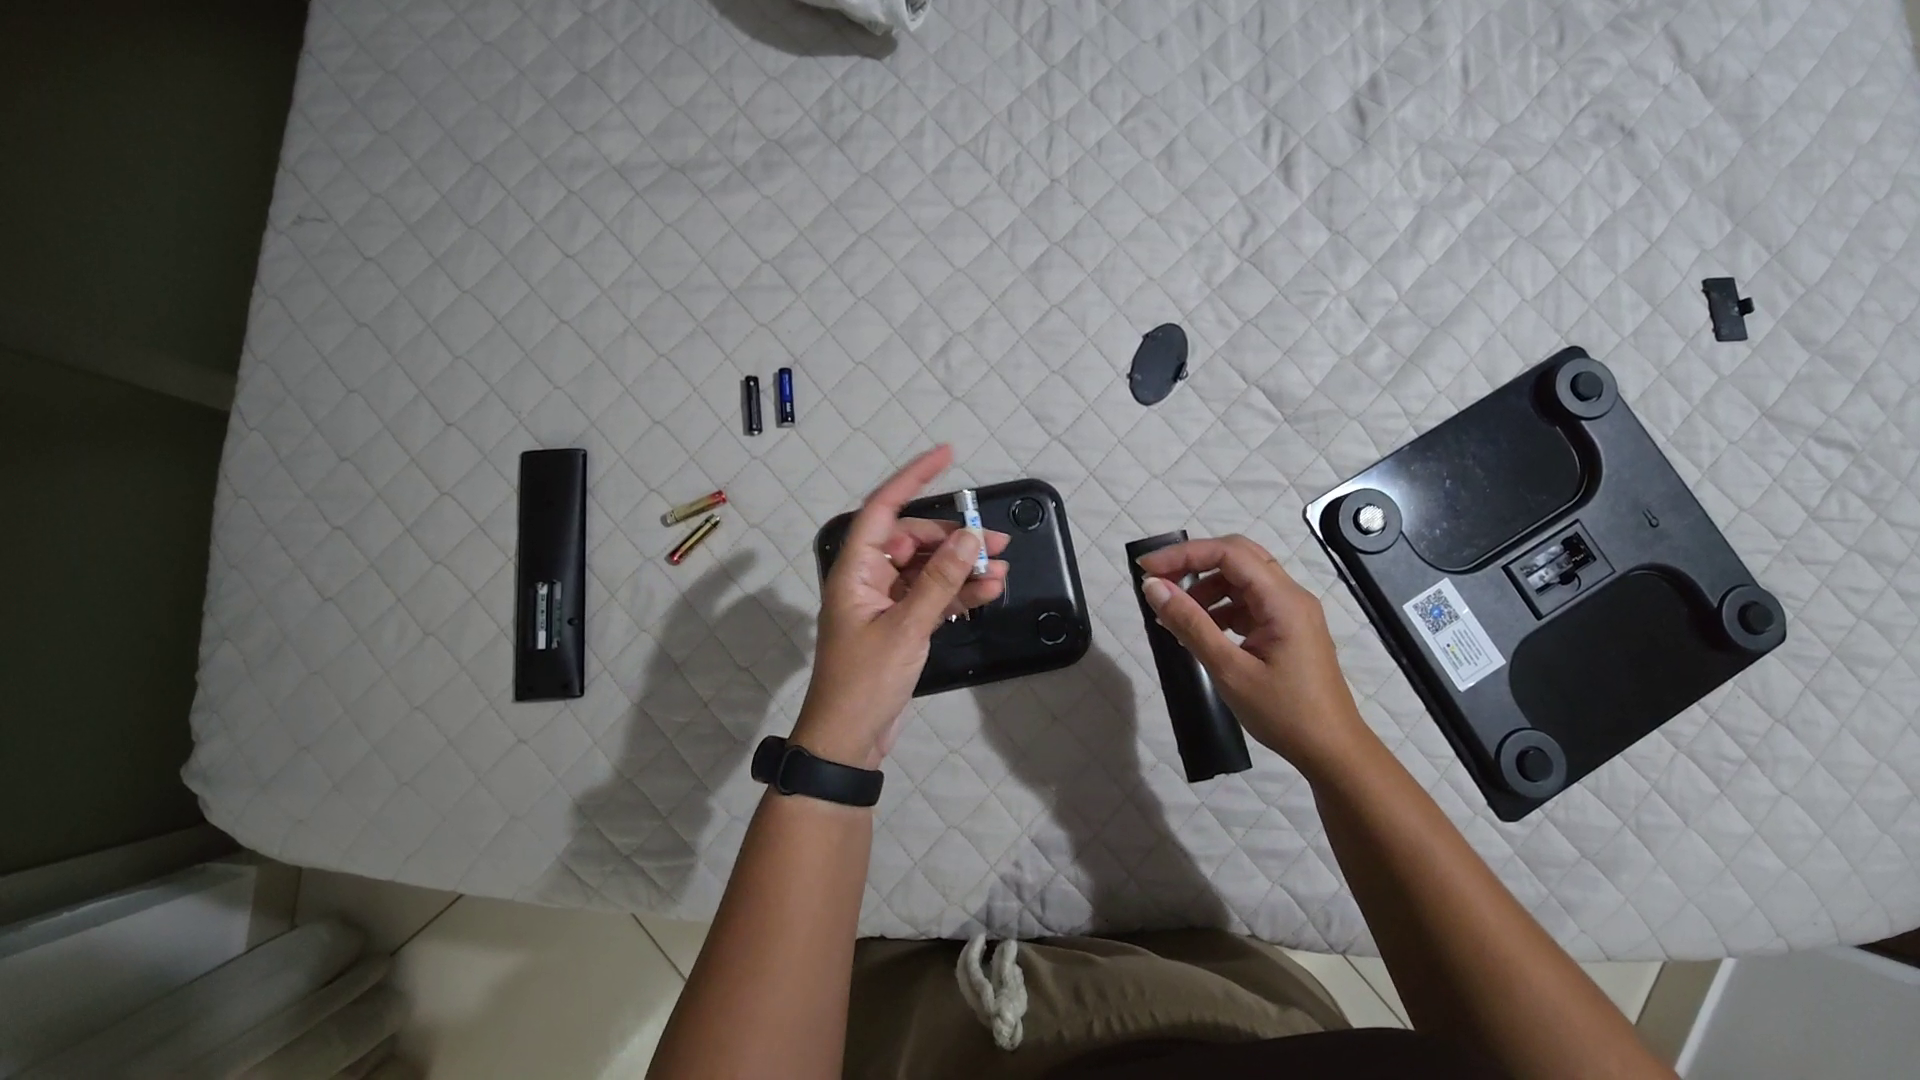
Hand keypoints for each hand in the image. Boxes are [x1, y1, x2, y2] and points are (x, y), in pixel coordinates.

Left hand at [792, 446, 1009, 769]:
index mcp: (855, 570)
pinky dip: (959, 592)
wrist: (849, 739)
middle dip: (954, 537)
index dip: (913, 478)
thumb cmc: (865, 681)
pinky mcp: (900, 625)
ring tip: (1001, 569)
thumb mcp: (906, 628)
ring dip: (962, 567)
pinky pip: (933, 596)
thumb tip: (970, 537)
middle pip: (914, 540)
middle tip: (995, 540)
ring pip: (928, 569)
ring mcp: (885, 602)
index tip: (947, 455)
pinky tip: (989, 591)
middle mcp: (868, 578)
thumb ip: (940, 582)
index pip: (884, 509)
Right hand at [1135, 534, 1370, 774]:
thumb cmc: (1283, 712)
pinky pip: (1249, 603)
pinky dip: (1220, 608)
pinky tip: (1199, 631)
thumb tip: (1153, 587)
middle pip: (1237, 557)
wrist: (1331, 750)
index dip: (1184, 554)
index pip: (1228, 553)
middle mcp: (1290, 596)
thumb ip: (1190, 624)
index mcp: (1282, 600)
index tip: (1146, 569)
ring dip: (1206, 588)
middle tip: (1157, 583)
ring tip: (1174, 615)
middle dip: (1194, 563)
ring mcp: (1292, 612)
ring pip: (1242, 579)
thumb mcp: (1229, 669)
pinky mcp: (1288, 629)